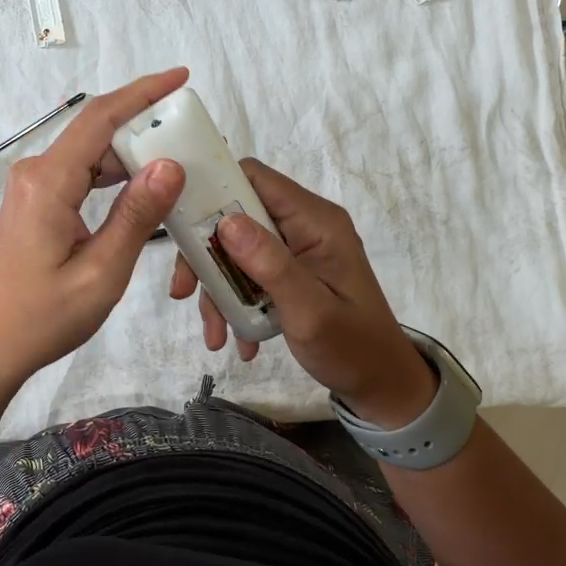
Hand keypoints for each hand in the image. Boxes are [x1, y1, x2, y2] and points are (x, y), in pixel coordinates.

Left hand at [0, 69, 190, 387]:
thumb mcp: (101, 273)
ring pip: (89, 154)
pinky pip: (79, 174)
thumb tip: (170, 165)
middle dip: (144, 125)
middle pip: (95, 133)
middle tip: (192, 132)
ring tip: (178, 157)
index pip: (99, 119)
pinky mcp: (36, 202)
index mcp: (48, 182)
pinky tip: (142, 185)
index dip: (141, 93)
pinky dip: (112, 175)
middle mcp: (36, 173)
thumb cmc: (43, 317)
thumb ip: (136, 216)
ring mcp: (33, 187)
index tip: (180, 77)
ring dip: (130, 153)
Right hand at [170, 158, 436, 426]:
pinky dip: (231, 300)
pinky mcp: (285, 268)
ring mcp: (293, 246)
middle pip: (234, 213)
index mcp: (315, 221)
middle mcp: (302, 224)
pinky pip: (244, 270)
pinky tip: (232, 336)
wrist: (382, 388)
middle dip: (205, 254)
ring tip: (213, 331)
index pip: (254, 177)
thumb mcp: (311, 312)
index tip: (182, 223)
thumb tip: (227, 222)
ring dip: (215, 286)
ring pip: (232, 246)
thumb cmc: (354, 349)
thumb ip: (271, 266)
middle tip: (184, 291)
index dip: (213, 189)